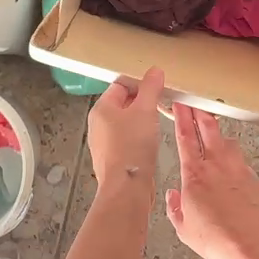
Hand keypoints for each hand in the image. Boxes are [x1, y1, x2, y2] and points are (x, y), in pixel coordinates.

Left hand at [87, 67, 165, 194]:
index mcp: (101, 108)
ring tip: (158, 124)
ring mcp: (103, 143)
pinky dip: (139, 138)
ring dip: (142, 121)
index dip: (139, 83)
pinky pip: (126, 141)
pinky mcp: (112, 159)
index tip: (157, 86)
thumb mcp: (146, 110)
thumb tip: (155, 71)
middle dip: (142, 102)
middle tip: (160, 104)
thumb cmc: (132, 146)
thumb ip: (151, 88)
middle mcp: (98, 124)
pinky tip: (150, 143)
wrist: (127, 188)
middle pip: (122, 103)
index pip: (120, 84)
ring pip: (125, 123)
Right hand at [166, 104, 258, 258]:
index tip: (180, 105)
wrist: (253, 244)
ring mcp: (237, 168)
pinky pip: (241, 160)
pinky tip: (232, 165)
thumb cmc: (219, 238)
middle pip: (208, 128)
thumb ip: (175, 208)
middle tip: (196, 104)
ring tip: (214, 132)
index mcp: (194, 174)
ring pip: (227, 141)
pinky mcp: (253, 177)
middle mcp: (216, 165)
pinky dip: (234, 158)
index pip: (185, 137)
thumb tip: (173, 197)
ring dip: (219, 134)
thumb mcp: (184, 229)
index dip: (181, 117)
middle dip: (200, 112)